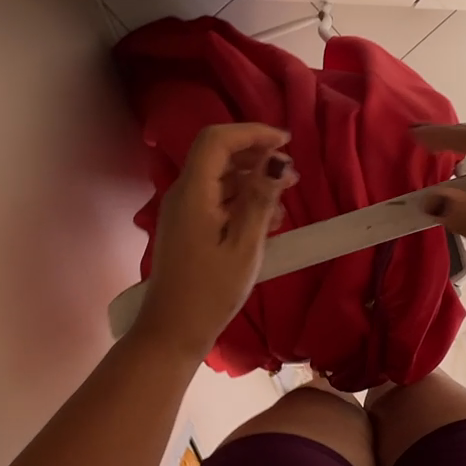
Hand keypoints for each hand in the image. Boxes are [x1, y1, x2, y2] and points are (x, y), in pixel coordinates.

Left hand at [134, 123, 297, 356]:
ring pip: (221, 177)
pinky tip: (268, 220)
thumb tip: (278, 159)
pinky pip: (218, 198)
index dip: (253, 133)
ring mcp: (184, 210)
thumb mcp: (245, 245)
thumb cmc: (211, 291)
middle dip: (257, 156)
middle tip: (292, 175)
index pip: (218, 139)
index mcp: (193, 192)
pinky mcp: (189, 226)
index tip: (286, 143)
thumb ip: (261, 199)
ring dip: (254, 180)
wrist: (173, 332)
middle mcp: (184, 193)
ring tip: (286, 197)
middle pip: (219, 155)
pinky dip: (244, 200)